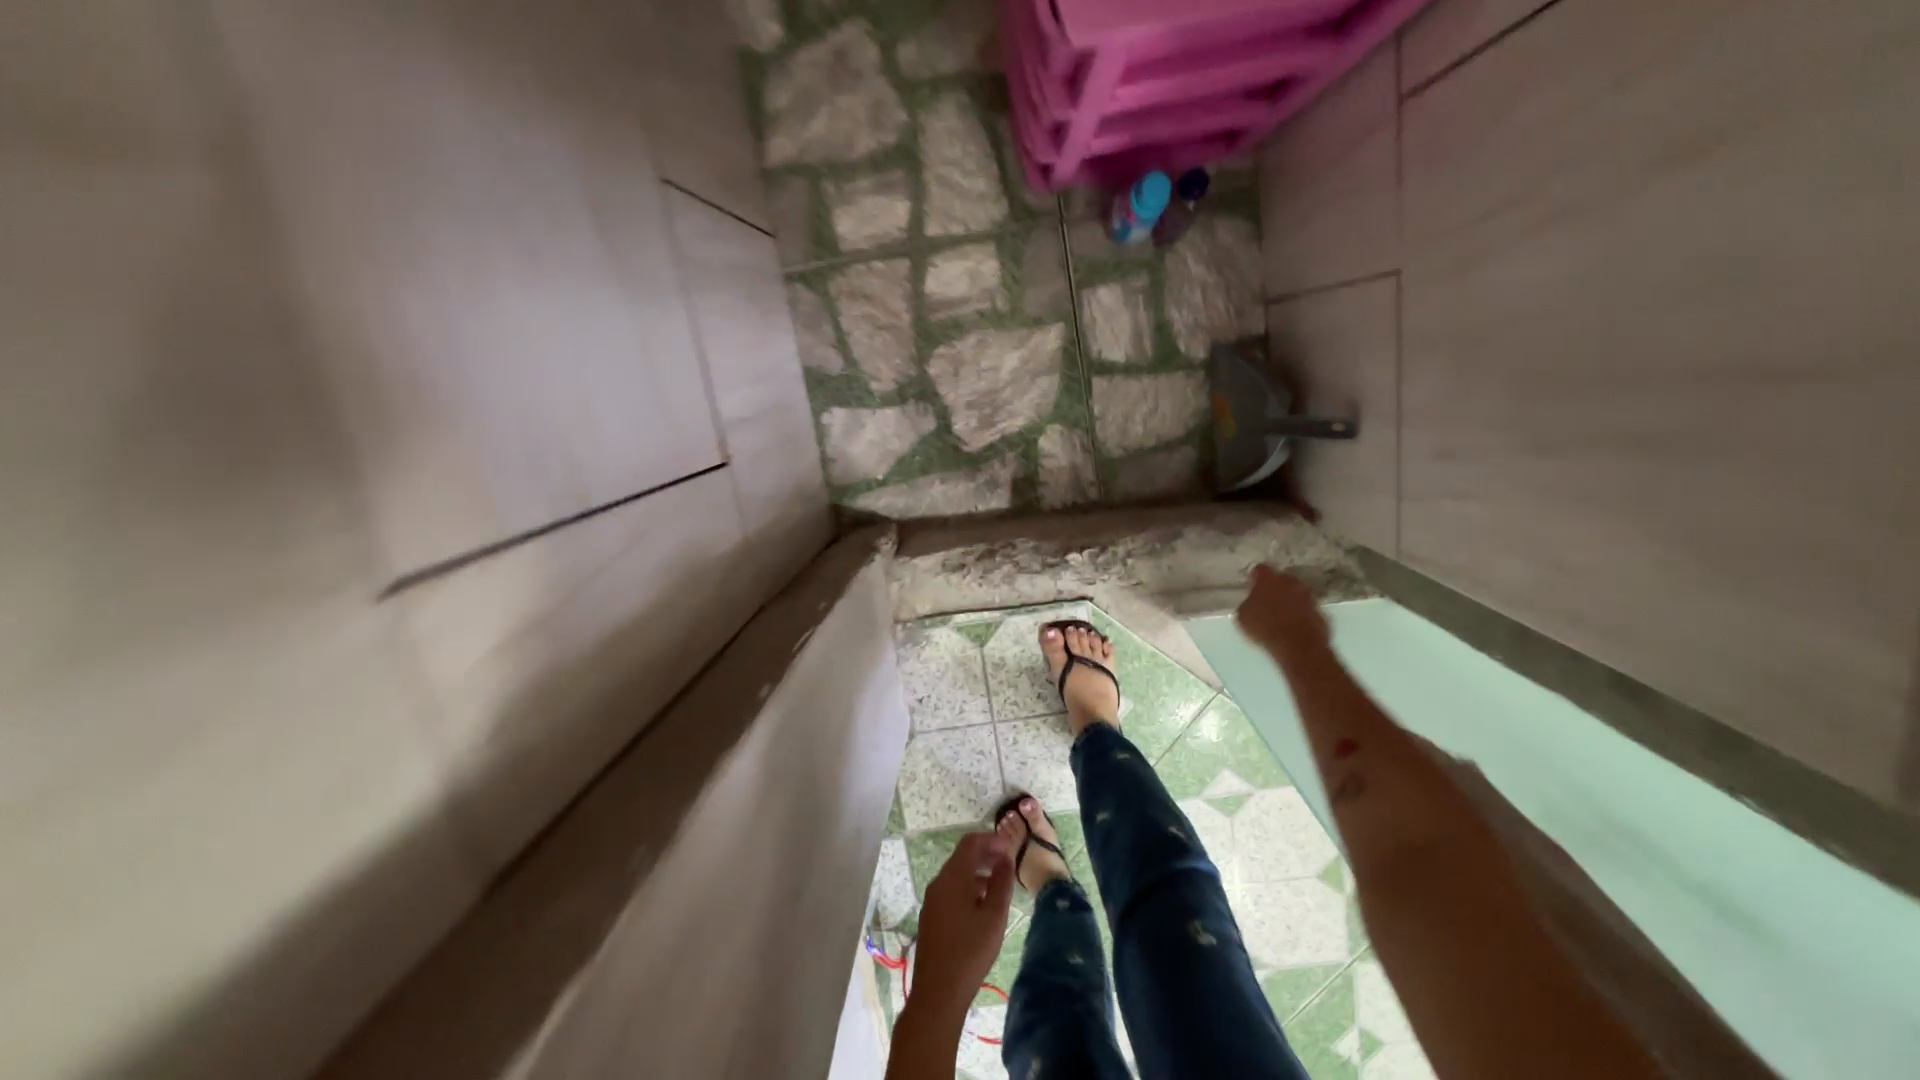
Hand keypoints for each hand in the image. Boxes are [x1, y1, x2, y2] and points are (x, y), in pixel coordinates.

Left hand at [908, 832, 1013, 1017]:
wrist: (938, 992)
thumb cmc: (970, 952)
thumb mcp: (993, 917)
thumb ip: (1001, 884)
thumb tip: (1004, 859)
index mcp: (953, 877)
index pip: (970, 843)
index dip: (991, 839)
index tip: (1011, 847)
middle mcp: (938, 883)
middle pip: (962, 857)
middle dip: (986, 854)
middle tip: (1009, 863)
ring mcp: (932, 901)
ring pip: (956, 875)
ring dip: (978, 873)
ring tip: (1000, 885)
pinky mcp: (931, 917)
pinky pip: (951, 891)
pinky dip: (968, 887)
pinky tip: (982, 906)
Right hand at [1236, 564, 1330, 659]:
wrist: (1298, 647)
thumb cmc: (1265, 629)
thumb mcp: (1244, 616)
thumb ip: (1249, 603)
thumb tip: (1253, 602)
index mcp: (1268, 580)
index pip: (1260, 569)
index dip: (1256, 577)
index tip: (1252, 584)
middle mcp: (1291, 582)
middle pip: (1283, 579)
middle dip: (1277, 587)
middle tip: (1269, 600)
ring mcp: (1309, 596)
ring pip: (1298, 593)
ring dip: (1291, 600)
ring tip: (1283, 615)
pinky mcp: (1321, 612)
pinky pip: (1308, 609)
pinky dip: (1302, 614)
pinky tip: (1295, 626)